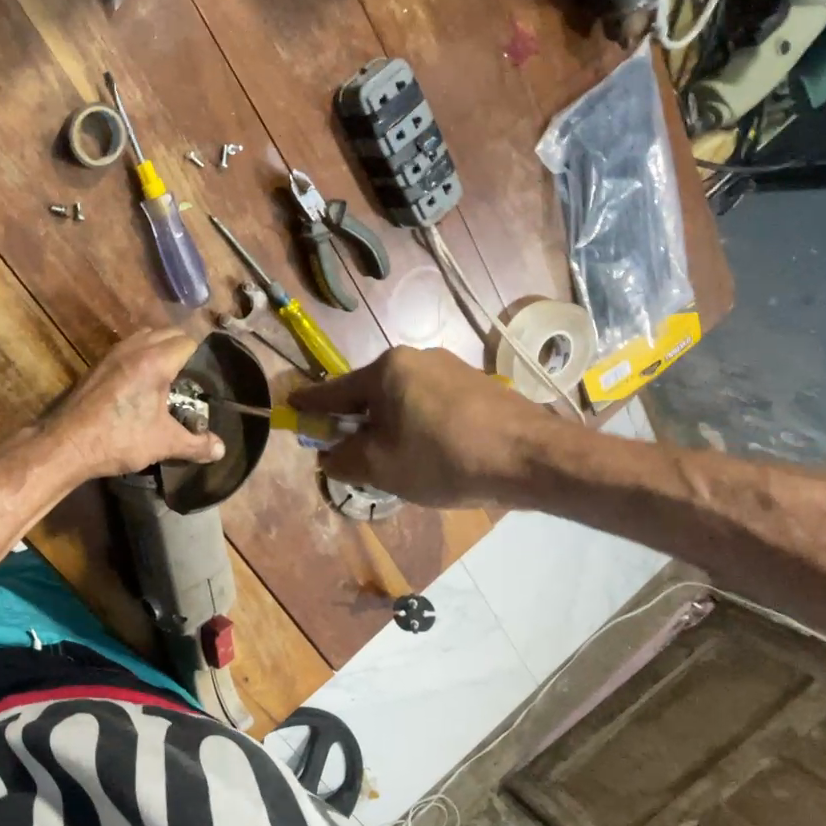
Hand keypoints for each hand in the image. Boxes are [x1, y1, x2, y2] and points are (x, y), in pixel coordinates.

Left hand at [47, 328, 224, 477]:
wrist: (66, 444)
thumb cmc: (119, 439)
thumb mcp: (163, 443)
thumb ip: (195, 444)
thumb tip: (221, 449)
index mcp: (154, 360)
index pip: (187, 342)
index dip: (200, 359)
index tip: (205, 379)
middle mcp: (133, 348)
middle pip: (167, 333)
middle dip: (181, 350)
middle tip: (190, 379)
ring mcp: (112, 354)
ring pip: (144, 338)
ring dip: (158, 350)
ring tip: (167, 380)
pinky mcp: (97, 365)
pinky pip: (127, 350)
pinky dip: (139, 357)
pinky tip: (140, 386)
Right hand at [289, 346, 559, 507]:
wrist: (534, 459)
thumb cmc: (444, 458)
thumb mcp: (380, 467)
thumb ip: (342, 459)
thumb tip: (331, 455)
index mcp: (386, 369)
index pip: (334, 390)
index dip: (310, 406)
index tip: (291, 408)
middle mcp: (416, 358)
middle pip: (370, 395)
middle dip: (356, 424)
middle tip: (348, 454)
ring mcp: (451, 369)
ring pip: (402, 401)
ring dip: (390, 427)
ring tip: (394, 462)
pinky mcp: (478, 386)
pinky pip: (431, 405)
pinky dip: (419, 426)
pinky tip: (430, 455)